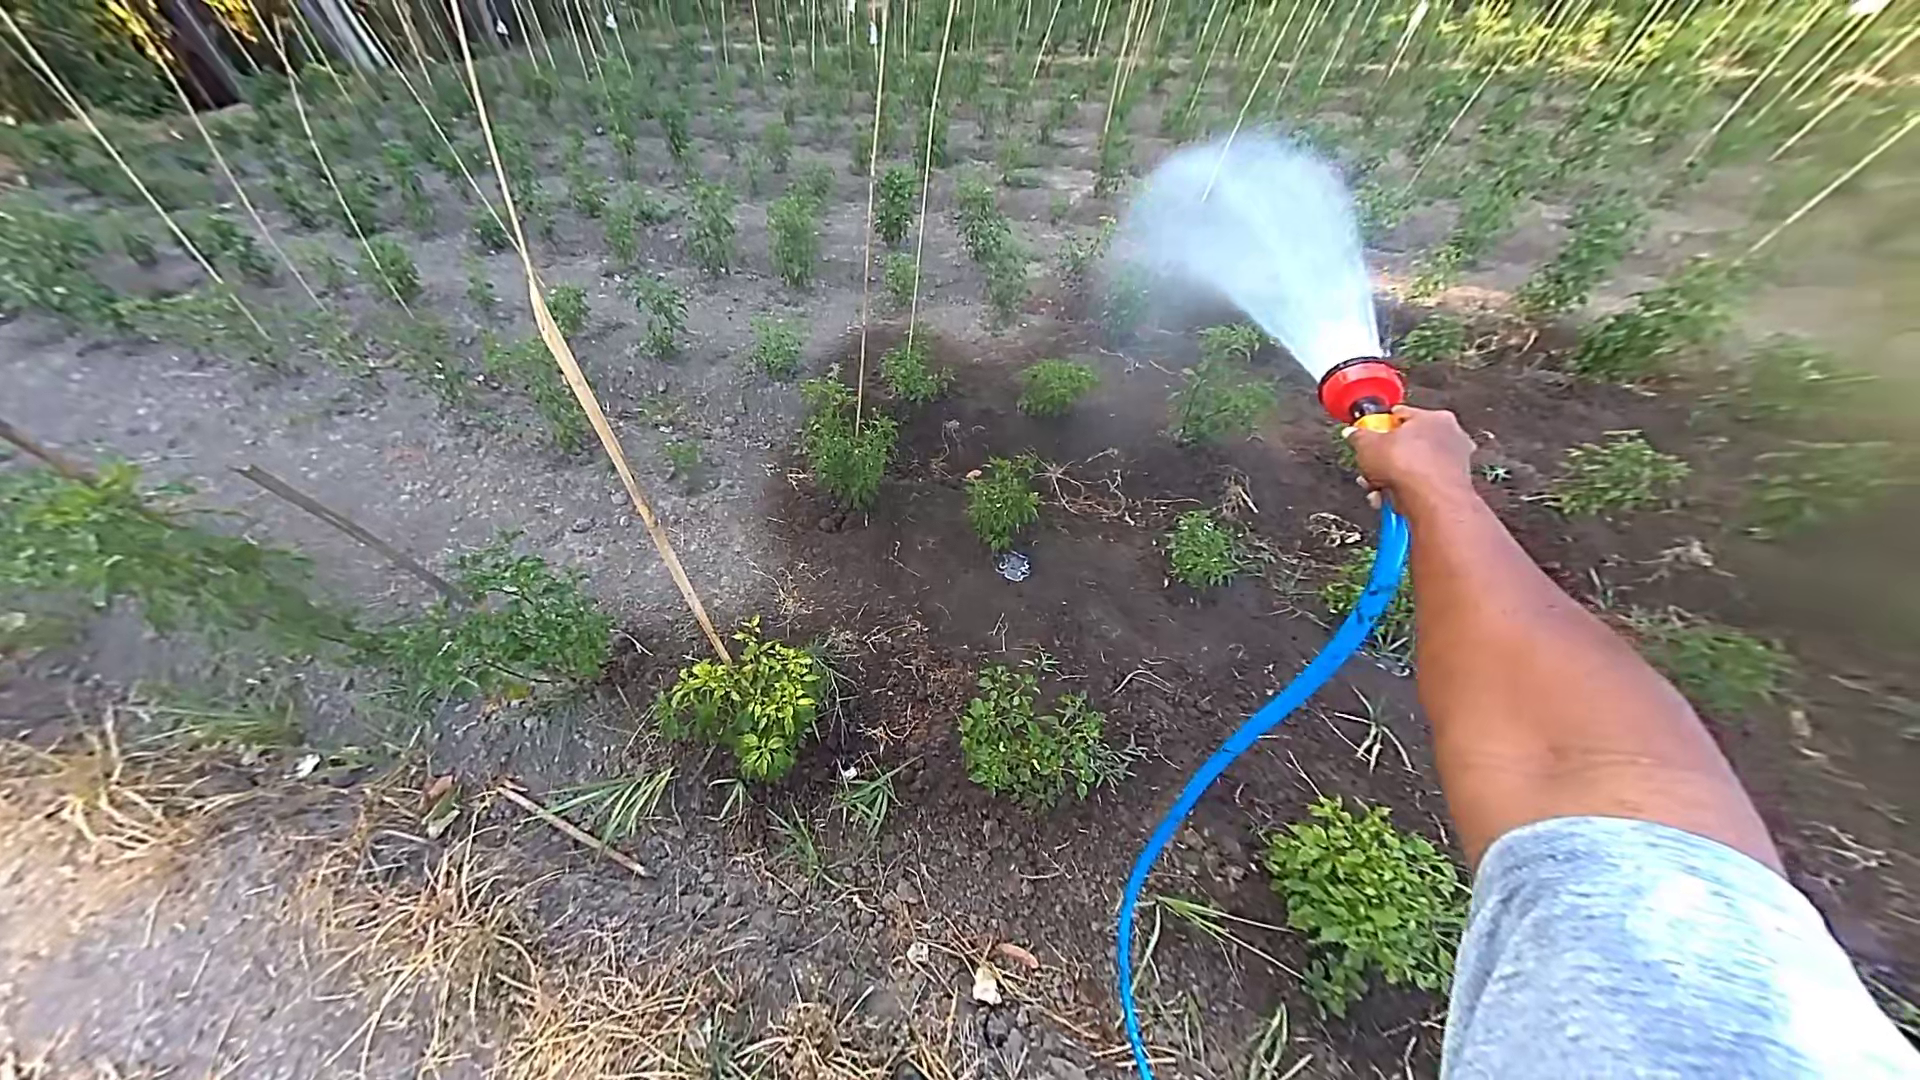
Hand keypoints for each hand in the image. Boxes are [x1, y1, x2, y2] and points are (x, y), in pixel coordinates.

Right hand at [1343, 405, 1475, 509]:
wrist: (1429, 498)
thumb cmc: (1407, 464)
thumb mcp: (1366, 444)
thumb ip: (1358, 436)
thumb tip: (1353, 433)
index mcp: (1433, 417)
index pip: (1400, 415)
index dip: (1379, 425)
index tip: (1367, 434)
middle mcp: (1450, 435)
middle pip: (1405, 443)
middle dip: (1383, 458)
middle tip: (1369, 466)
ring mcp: (1454, 460)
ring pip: (1411, 466)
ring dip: (1389, 476)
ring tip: (1375, 486)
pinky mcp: (1451, 483)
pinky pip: (1419, 483)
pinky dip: (1403, 490)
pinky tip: (1389, 496)